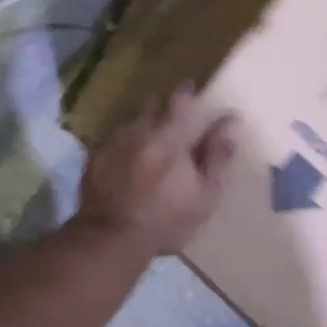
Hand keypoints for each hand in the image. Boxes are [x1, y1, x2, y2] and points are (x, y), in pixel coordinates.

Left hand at [74, 84, 236, 254]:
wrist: (110, 237)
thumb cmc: (166, 220)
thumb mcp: (204, 196)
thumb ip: (217, 157)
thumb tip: (231, 123)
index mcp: (169, 135)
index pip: (180, 99)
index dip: (187, 91)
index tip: (192, 89)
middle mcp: (139, 129)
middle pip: (152, 104)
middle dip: (162, 106)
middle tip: (171, 118)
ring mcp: (113, 141)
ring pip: (131, 122)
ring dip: (142, 127)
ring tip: (148, 144)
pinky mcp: (95, 156)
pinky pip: (113, 141)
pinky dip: (123, 146)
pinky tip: (125, 163)